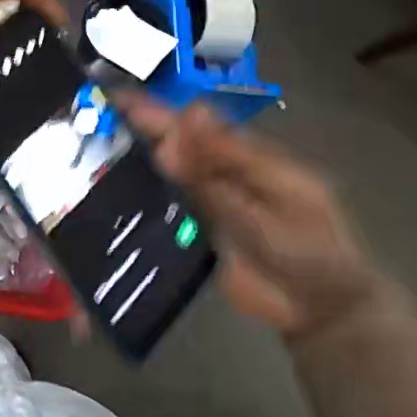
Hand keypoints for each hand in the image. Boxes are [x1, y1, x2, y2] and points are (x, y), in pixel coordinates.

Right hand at [114, 90, 389, 342]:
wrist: (323, 315)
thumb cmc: (313, 254)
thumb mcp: (274, 207)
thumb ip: (222, 171)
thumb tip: (187, 116)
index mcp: (249, 157)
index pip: (199, 126)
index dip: (161, 113)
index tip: (123, 101)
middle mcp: (223, 172)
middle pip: (177, 142)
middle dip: (142, 126)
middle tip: (101, 111)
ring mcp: (208, 201)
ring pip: (166, 171)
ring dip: (136, 155)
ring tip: (94, 141)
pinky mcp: (196, 231)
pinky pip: (165, 205)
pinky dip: (140, 194)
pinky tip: (109, 189)